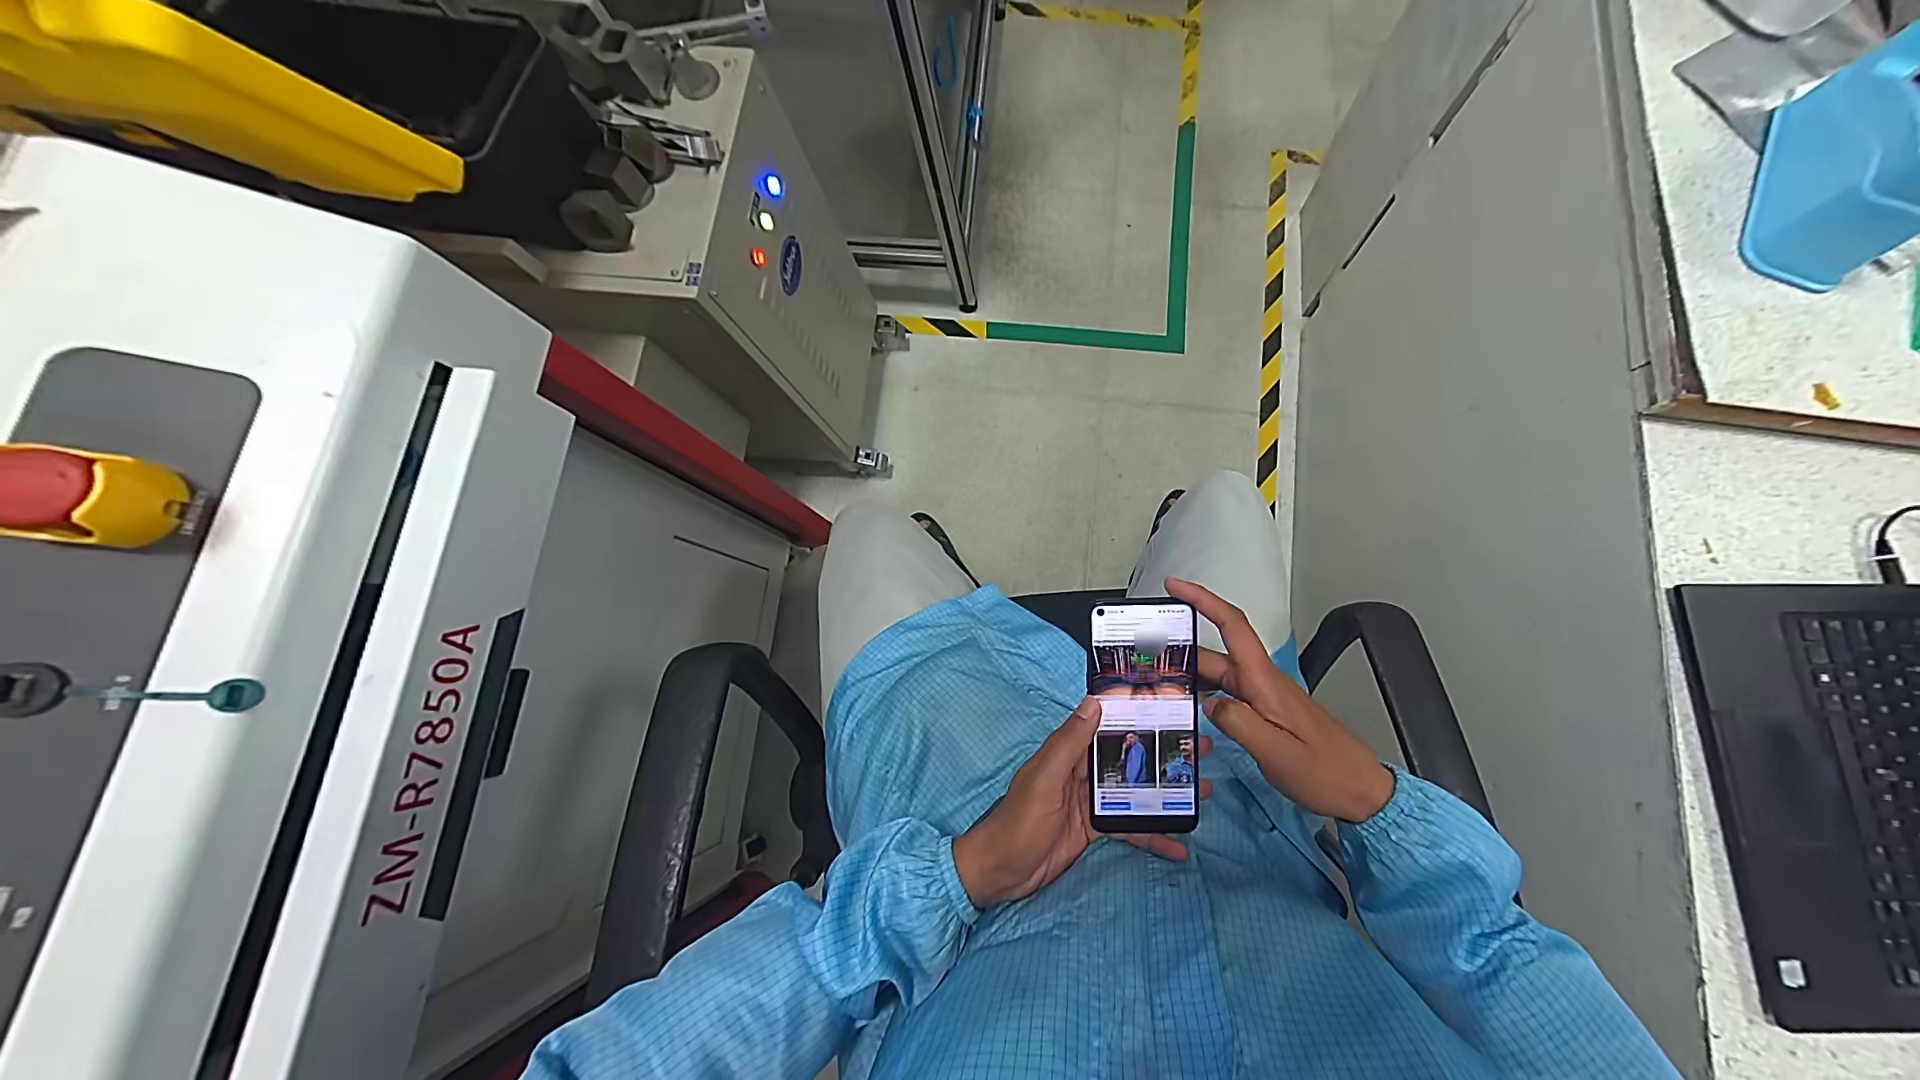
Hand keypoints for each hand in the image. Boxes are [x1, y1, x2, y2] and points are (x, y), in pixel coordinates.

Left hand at [952, 697, 1211, 907]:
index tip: (1172, 710)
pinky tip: (1180, 847)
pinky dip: (1153, 835)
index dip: (1138, 717)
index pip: (1107, 727)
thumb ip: (1068, 743)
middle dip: (1164, 756)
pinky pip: (1129, 828)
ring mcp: (1089, 802)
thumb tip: (1094, 702)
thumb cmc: (1017, 822)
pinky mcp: (1094, 830)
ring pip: (1135, 791)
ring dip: (1167, 793)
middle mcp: (1081, 772)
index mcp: (1068, 753)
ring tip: (1203, 792)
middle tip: (1203, 752)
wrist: (1000, 872)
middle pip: (1129, 758)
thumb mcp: (1044, 780)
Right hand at [1166, 577, 1394, 822]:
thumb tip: (1208, 703)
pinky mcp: (1264, 711)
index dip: (1203, 600)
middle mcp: (1263, 682)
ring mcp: (1263, 696)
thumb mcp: (1278, 752)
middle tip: (1146, 655)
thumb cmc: (1328, 772)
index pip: (1233, 626)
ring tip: (1160, 682)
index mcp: (1266, 682)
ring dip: (1190, 674)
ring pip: (1217, 675)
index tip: (1176, 586)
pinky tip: (1190, 707)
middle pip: (1214, 653)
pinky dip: (1203, 693)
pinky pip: (1226, 693)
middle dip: (1180, 649)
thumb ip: (1238, 723)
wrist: (1362, 793)